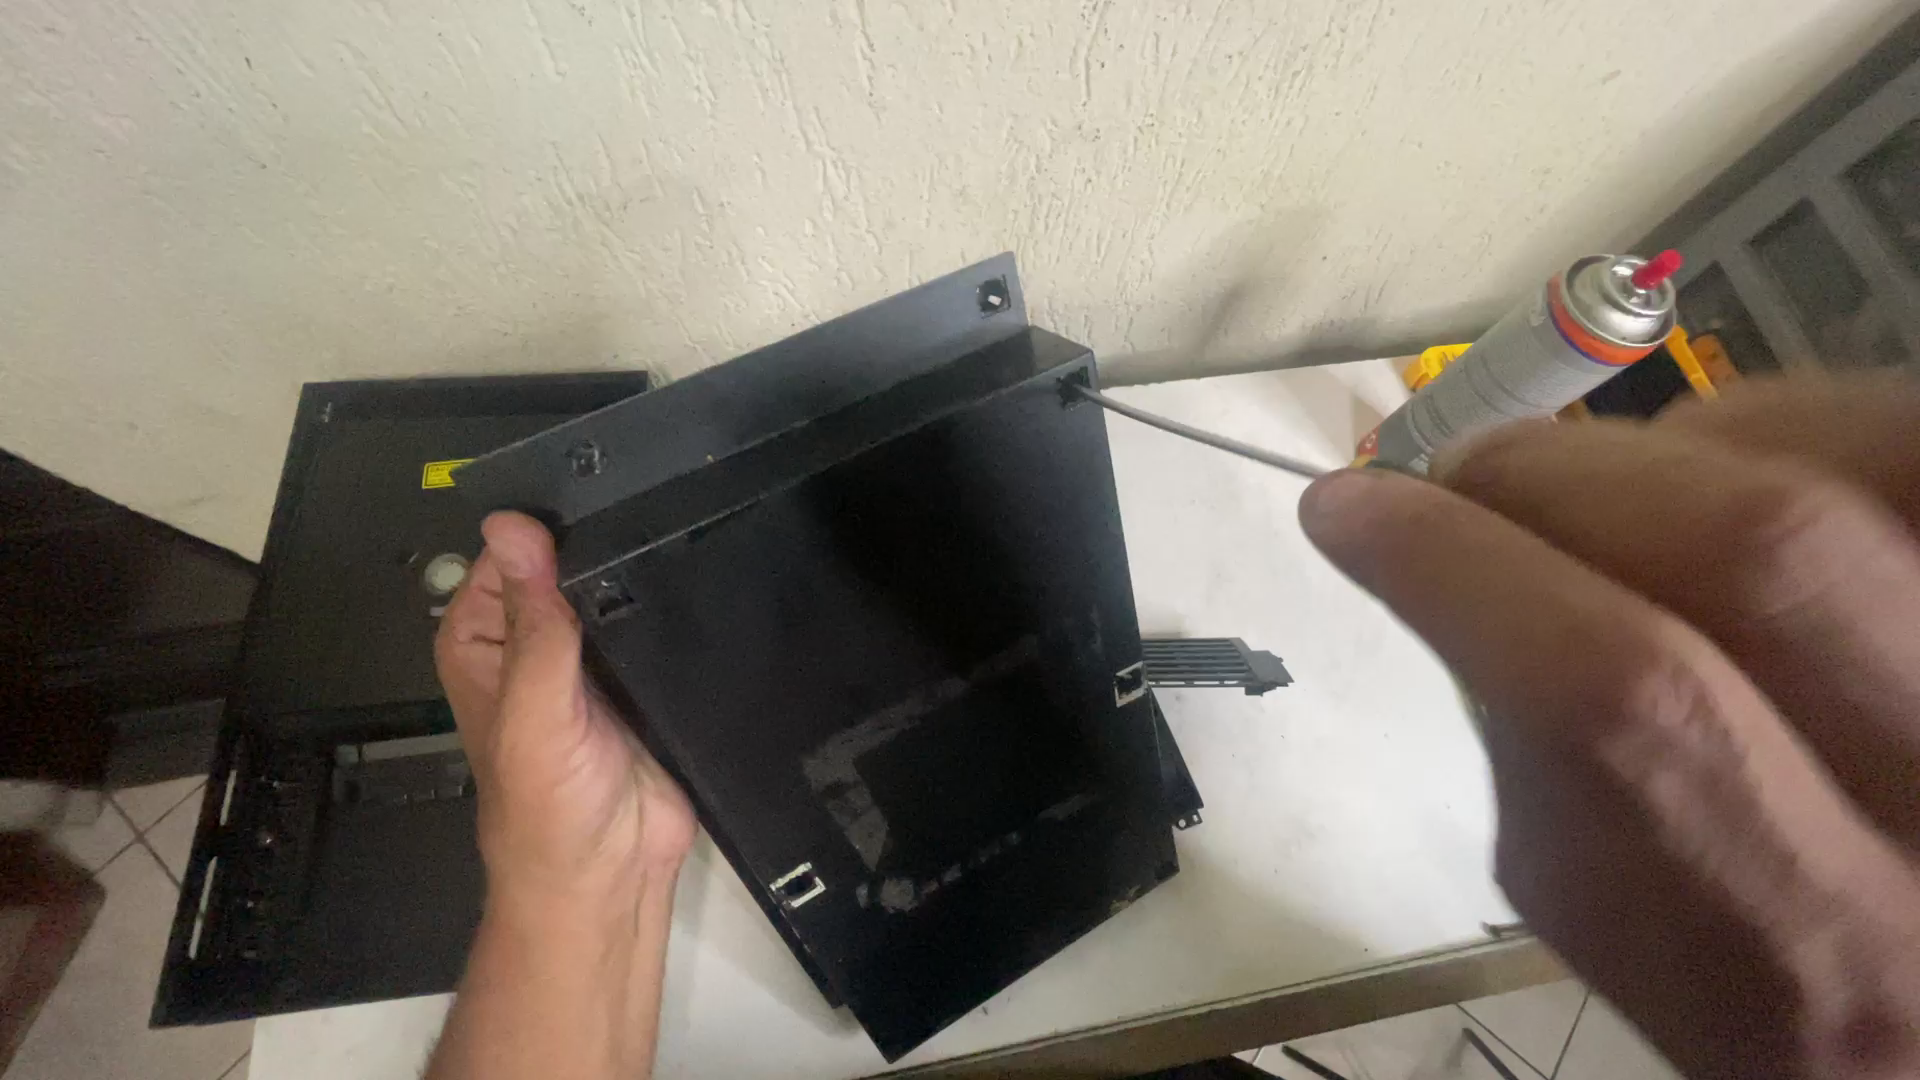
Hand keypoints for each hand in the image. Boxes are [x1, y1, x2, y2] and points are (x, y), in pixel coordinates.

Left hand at [427, 511, 694, 1079]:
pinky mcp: (649, 677)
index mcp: (488, 638)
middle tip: (672, 500)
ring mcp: (599, 658)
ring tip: (701, 529)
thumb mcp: (532, 709)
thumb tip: (513, 525)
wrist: (613, 872)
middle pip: (574, 567)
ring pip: (623, 593)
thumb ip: (533, 623)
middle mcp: (540, 639)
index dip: (555, 521)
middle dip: (613, 542)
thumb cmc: (549, 802)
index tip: (613, 483)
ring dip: (650, 572)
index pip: (515, 553)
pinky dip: (681, 608)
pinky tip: (713, 581)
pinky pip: (662, 628)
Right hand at [1299, 374, 1919, 1079]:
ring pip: (1862, 462)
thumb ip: (1511, 737)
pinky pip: (1911, 436)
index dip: (1453, 563)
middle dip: (1545, 473)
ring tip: (1606, 486)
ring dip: (1675, 442)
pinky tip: (1737, 471)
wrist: (1917, 975)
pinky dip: (1792, 426)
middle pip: (1748, 546)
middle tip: (1463, 475)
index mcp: (1780, 942)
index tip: (1343, 507)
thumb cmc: (1719, 946)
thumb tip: (1442, 561)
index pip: (1607, 690)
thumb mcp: (1576, 890)